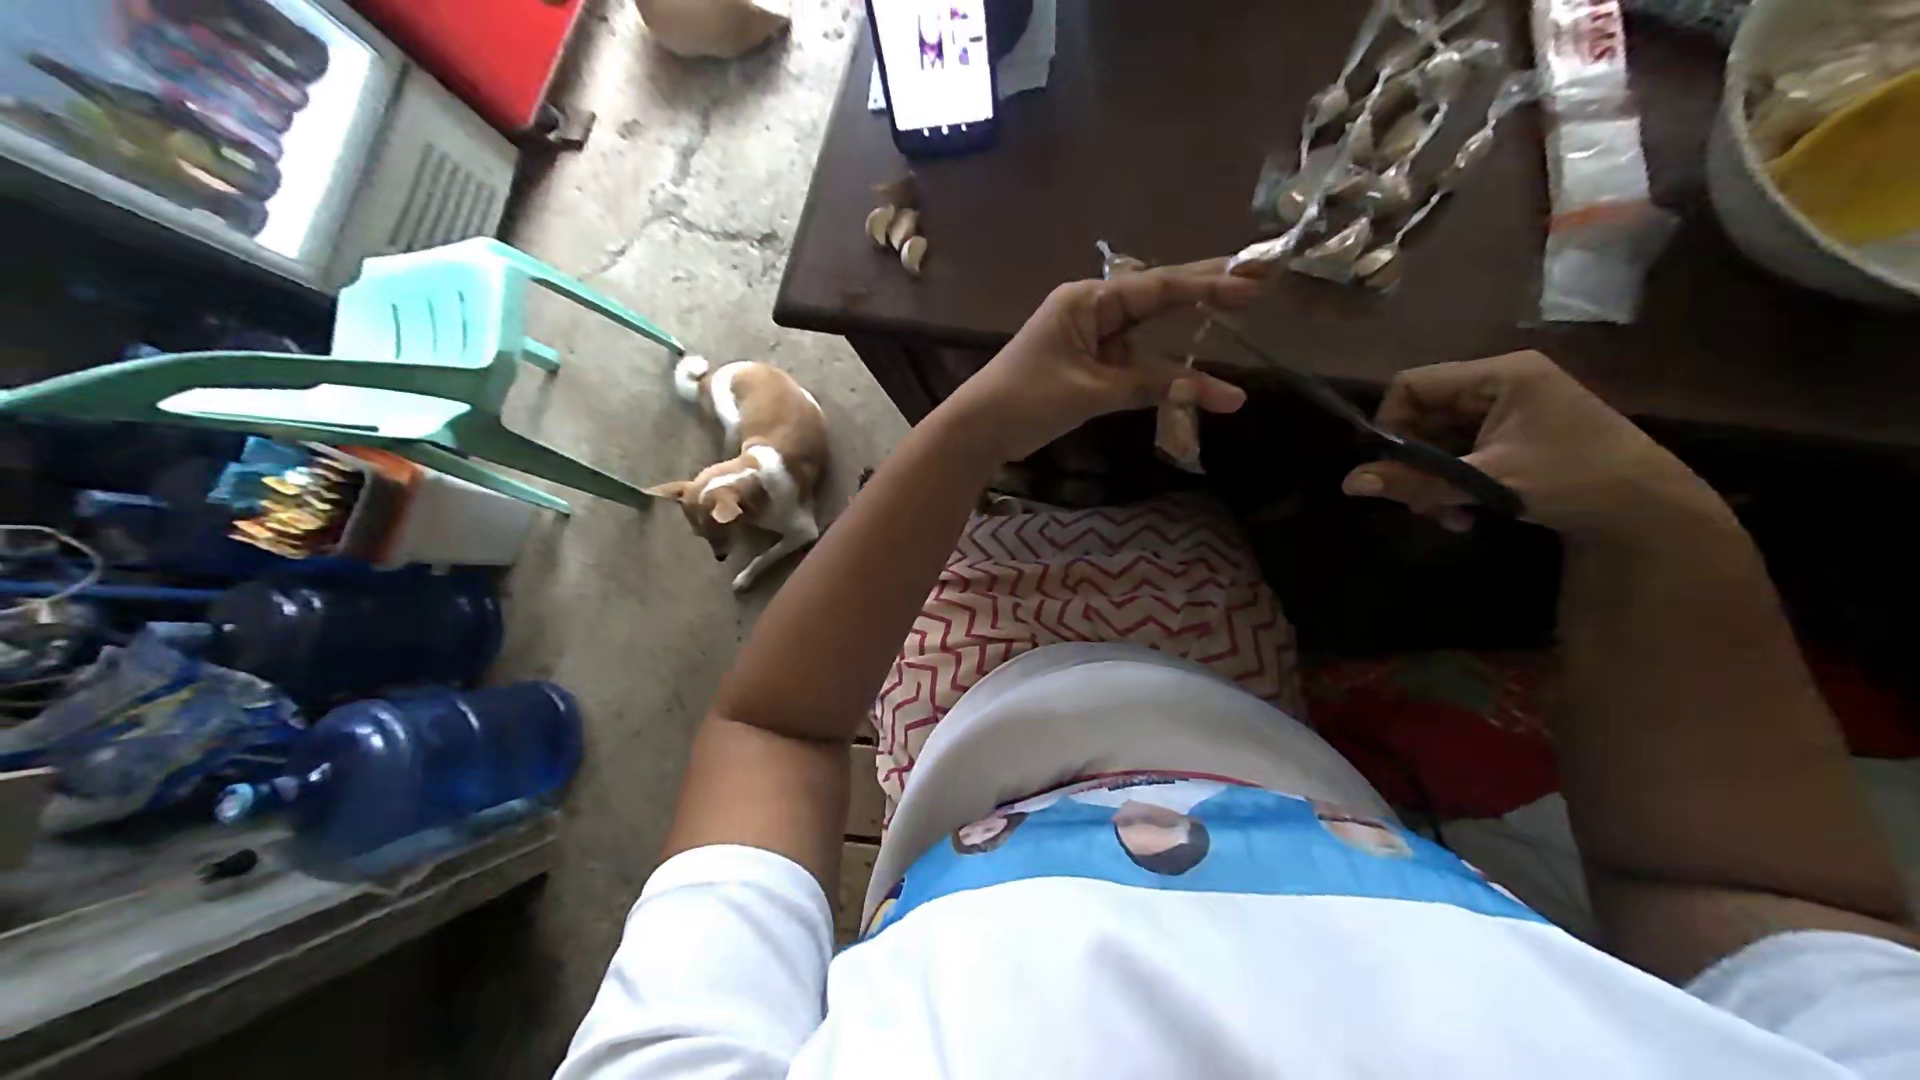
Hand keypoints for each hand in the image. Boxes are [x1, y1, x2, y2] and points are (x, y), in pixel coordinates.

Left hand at [932, 259, 1259, 463]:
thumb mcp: (1089, 392)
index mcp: (1087, 301)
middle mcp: (1092, 311)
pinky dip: (1163, 373)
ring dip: (1190, 333)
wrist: (979, 429)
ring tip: (1240, 309)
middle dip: (1206, 289)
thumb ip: (1148, 387)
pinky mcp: (1090, 367)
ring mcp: (1092, 339)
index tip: (1252, 282)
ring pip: (1150, 332)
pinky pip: (1135, 363)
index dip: (1207, 285)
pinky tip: (1197, 377)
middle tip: (1260, 278)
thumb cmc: (1026, 400)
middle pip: (1157, 297)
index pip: (1156, 288)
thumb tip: (1212, 391)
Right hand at [1340, 352, 1729, 542]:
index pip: (1413, 384)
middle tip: (1415, 500)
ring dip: (1432, 479)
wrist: (1651, 511)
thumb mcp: (1486, 482)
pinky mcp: (1515, 435)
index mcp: (1500, 375)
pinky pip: (1461, 451)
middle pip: (1424, 414)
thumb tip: (1349, 483)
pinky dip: (1453, 482)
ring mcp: (1510, 409)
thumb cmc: (1573, 480)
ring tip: (1443, 514)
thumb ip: (1415, 481)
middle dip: (1413, 461)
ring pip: (1439, 439)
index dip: (1390, 422)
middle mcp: (1501, 383)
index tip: (1389, 465)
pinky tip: (1462, 512)